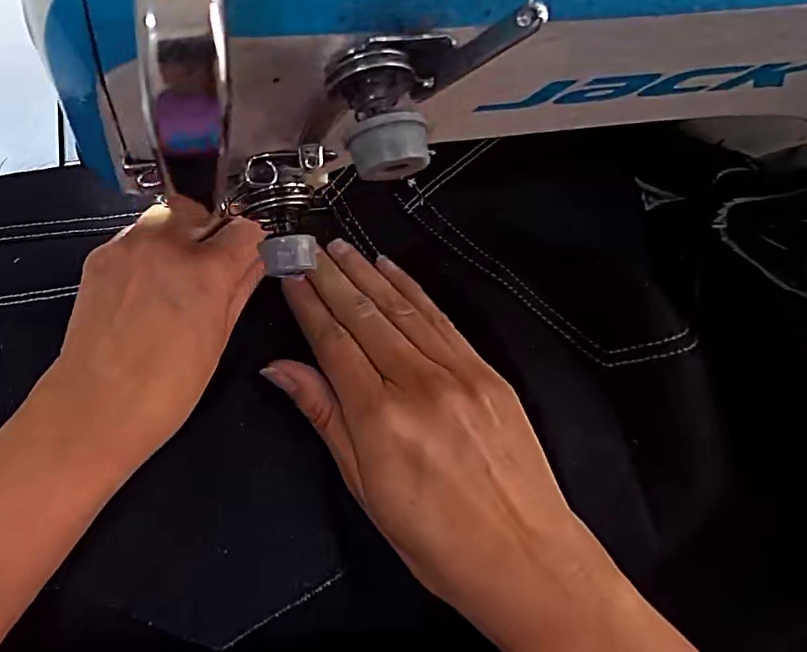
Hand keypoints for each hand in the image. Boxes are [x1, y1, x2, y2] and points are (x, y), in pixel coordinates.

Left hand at [36, 202, 265, 466]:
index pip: (245, 228)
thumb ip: (241, 287)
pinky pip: (136, 234)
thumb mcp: (219, 338)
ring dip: (178, 234)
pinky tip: (146, 285)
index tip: (247, 254)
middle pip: (204, 212)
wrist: (93, 408)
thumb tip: (256, 261)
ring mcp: (130, 246)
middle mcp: (167, 245)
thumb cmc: (159, 390)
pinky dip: (148, 249)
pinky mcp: (102, 253)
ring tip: (175, 274)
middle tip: (210, 268)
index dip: (250, 243)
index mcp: (206, 270)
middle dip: (212, 233)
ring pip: (168, 215)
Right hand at [265, 241, 693, 651]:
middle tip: (307, 249)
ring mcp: (456, 372)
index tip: (291, 278)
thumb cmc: (439, 539)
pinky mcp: (484, 369)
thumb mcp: (366, 488)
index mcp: (381, 418)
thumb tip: (280, 371)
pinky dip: (411, 287)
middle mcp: (418, 384)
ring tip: (340, 249)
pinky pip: (439, 316)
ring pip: (399, 307)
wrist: (525, 558)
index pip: (333, 342)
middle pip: (363, 315)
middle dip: (330, 277)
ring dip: (365, 272)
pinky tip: (390, 268)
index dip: (308, 305)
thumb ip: (324, 415)